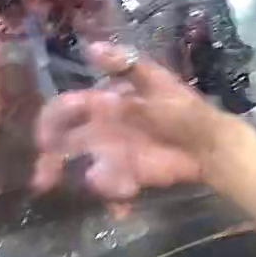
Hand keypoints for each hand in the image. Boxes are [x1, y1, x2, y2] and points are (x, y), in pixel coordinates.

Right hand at [30, 44, 247, 212]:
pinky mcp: (125, 177)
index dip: (50, 122)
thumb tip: (90, 48)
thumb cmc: (182, 108)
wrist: (211, 144)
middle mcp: (100, 129)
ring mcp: (111, 155)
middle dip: (50, 162)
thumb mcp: (156, 82)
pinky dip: (112, 200)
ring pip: (84, 169)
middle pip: (64, 144)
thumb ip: (123, 67)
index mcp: (102, 102)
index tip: (45, 140)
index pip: (65, 109)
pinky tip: (122, 208)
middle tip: (44, 179)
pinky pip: (109, 189)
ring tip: (113, 188)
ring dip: (89, 181)